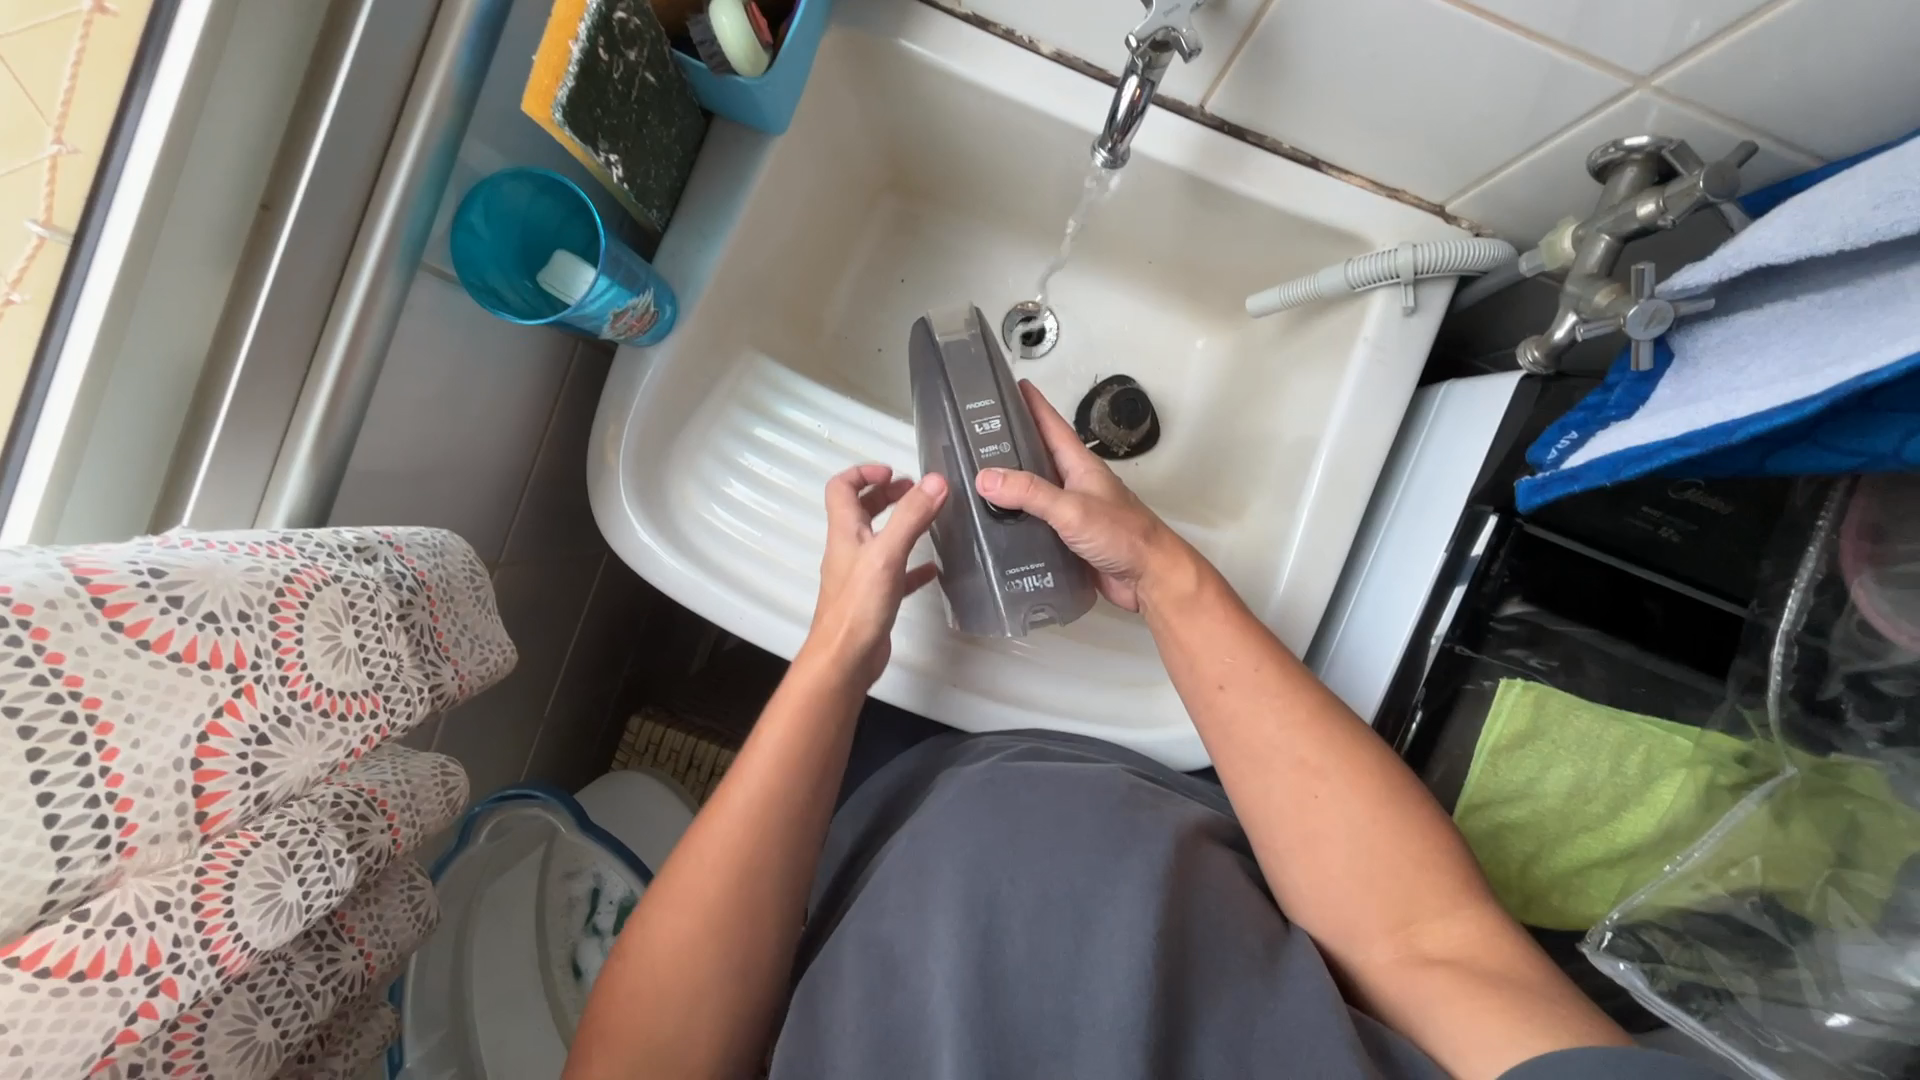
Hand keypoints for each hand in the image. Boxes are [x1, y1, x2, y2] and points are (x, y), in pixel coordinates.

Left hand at [800, 465, 948, 687]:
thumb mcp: (887, 553)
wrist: (845, 659)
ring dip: (901, 525)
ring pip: (879, 541)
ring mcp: (861, 575)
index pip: (841, 488)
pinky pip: (895, 574)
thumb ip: (911, 516)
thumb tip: (936, 480)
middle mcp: (849, 549)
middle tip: (916, 491)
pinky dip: (913, 566)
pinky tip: (933, 570)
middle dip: (886, 495)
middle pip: (860, 511)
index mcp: (844, 532)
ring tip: (929, 520)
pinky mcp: (874, 599)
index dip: (864, 473)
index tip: (894, 472)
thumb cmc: (859, 605)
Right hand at [975, 381, 1198, 612]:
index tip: (1011, 386)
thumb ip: (1030, 493)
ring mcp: (1072, 512)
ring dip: (1011, 486)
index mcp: (1079, 465)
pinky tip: (996, 527)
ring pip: (1034, 492)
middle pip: (1038, 456)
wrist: (1149, 578)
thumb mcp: (1073, 509)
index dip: (1032, 404)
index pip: (1051, 425)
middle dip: (1011, 443)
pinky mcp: (1067, 539)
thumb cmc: (1124, 535)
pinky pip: (1036, 523)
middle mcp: (1074, 484)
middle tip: (979, 433)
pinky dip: (1016, 521)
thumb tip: (986, 478)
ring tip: (976, 479)